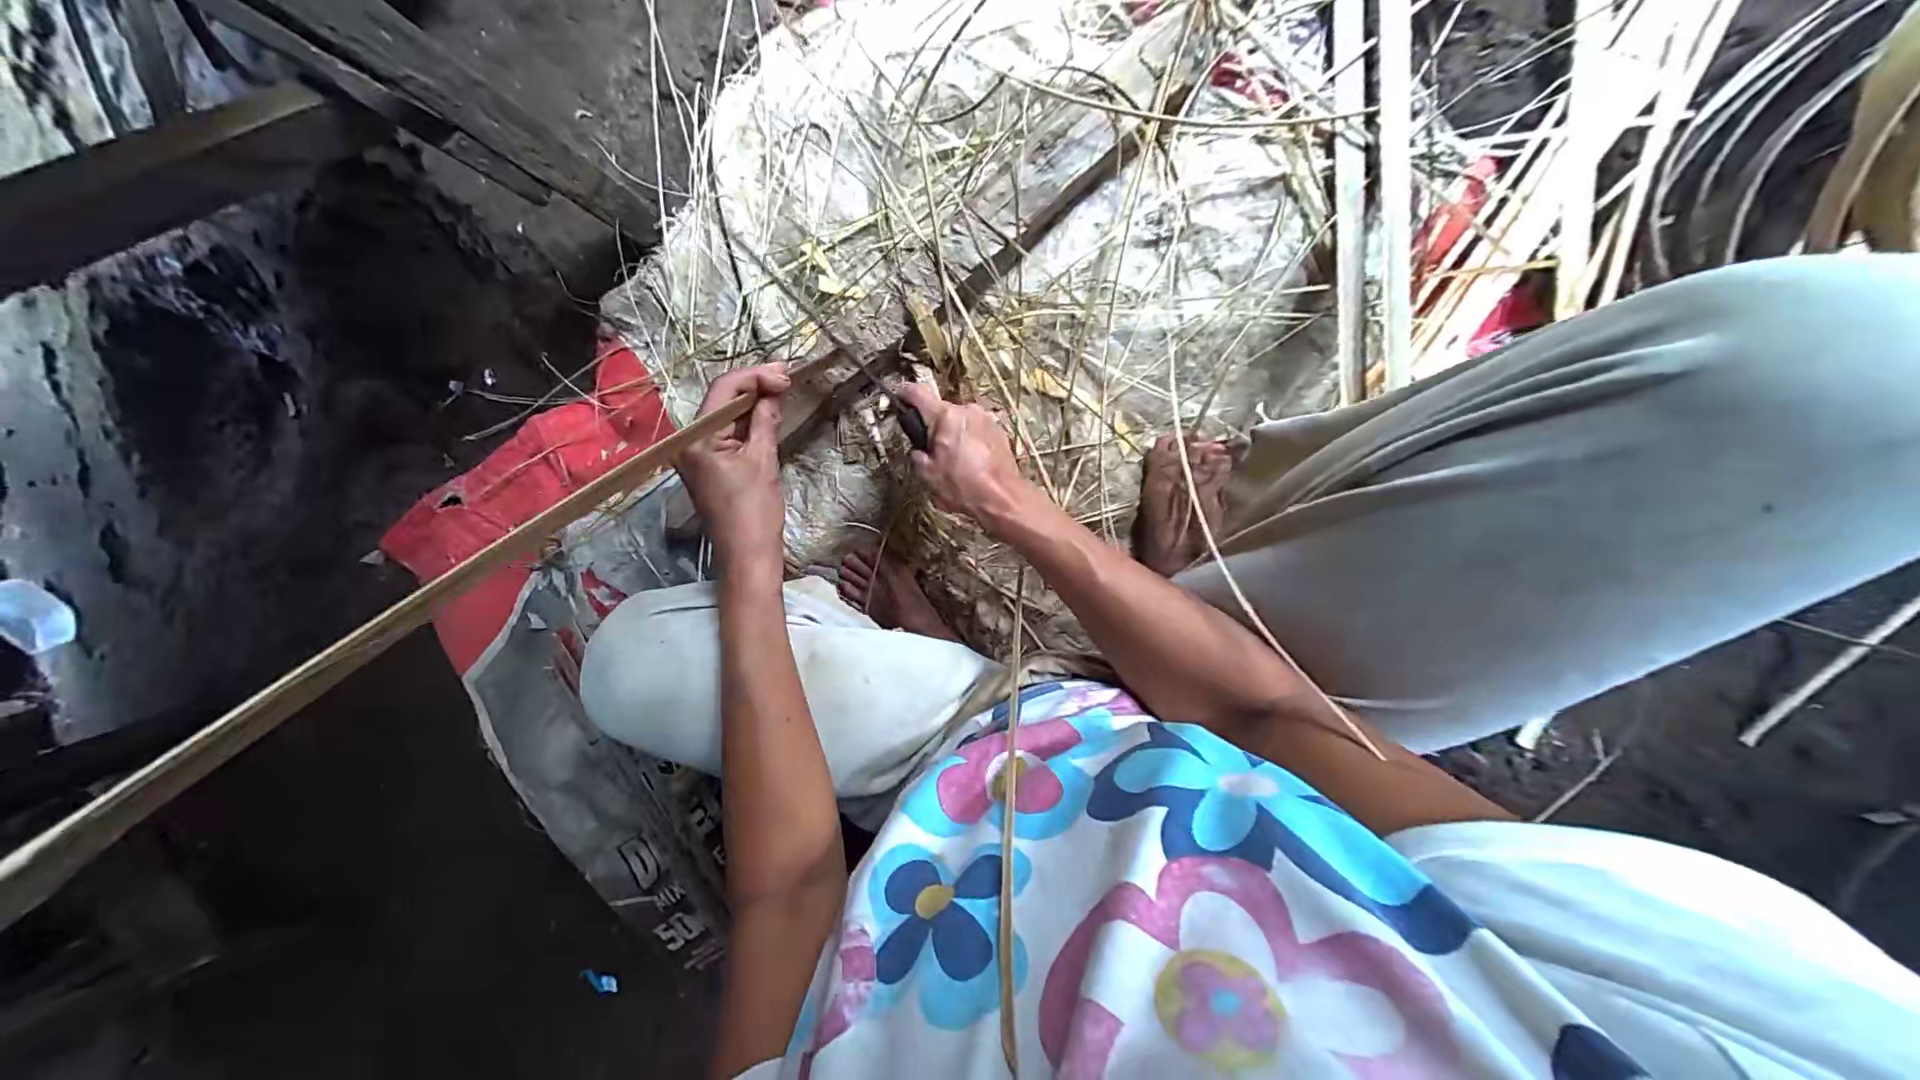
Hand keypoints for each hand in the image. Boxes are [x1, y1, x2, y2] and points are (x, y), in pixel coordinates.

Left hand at [677, 363, 790, 576]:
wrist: (746, 555)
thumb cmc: (754, 512)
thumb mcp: (763, 460)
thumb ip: (765, 421)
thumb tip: (773, 391)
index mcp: (696, 439)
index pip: (723, 390)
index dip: (755, 376)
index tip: (786, 374)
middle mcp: (689, 442)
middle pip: (721, 399)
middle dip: (754, 385)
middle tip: (787, 377)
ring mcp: (696, 454)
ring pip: (725, 414)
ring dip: (752, 401)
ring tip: (781, 390)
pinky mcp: (708, 465)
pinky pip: (726, 432)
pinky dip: (747, 421)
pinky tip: (767, 414)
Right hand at [896, 382, 1037, 531]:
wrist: (1001, 498)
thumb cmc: (967, 486)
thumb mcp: (927, 474)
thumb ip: (917, 455)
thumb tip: (919, 452)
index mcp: (945, 416)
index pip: (917, 393)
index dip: (904, 394)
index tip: (900, 397)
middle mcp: (967, 411)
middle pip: (941, 411)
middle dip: (934, 429)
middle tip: (932, 454)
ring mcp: (985, 420)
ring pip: (960, 422)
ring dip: (954, 437)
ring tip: (955, 464)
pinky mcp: (998, 432)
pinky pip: (976, 431)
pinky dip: (970, 444)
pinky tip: (970, 465)